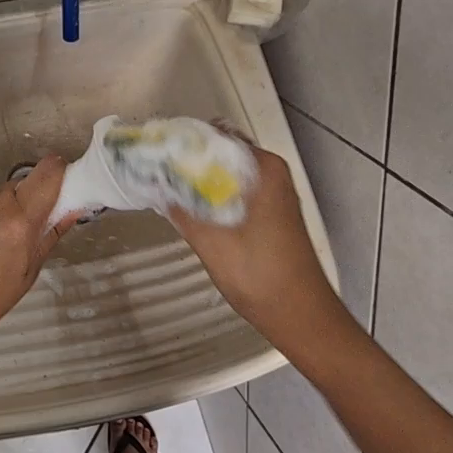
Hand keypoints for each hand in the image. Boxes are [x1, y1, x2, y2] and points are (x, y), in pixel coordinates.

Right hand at [166, 147, 350, 345]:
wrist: (301, 315)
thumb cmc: (260, 277)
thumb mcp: (212, 243)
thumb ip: (182, 210)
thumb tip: (157, 187)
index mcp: (264, 170)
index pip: (216, 136)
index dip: (183, 141)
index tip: (153, 149)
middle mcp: (272, 175)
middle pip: (221, 154)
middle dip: (187, 160)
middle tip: (151, 168)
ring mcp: (273, 195)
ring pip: (227, 174)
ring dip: (198, 179)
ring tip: (162, 185)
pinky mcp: (270, 214)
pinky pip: (234, 191)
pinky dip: (212, 194)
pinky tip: (188, 208)